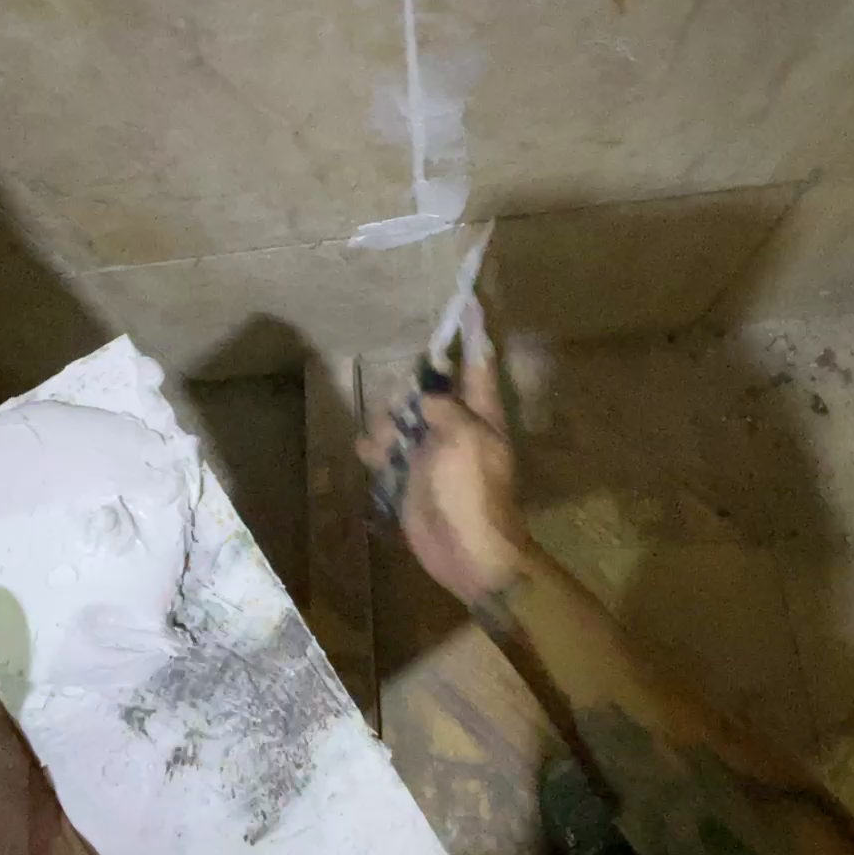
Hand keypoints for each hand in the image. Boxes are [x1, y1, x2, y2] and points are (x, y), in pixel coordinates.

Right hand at [359, 347, 527, 603]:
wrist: (466, 551)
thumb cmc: (474, 491)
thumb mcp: (466, 439)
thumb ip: (446, 408)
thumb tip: (428, 399)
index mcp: (479, 413)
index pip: (478, 362)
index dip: (473, 333)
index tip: (468, 303)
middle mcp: (452, 425)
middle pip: (423, 388)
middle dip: (407, 392)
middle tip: (405, 411)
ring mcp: (426, 450)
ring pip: (395, 416)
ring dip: (385, 424)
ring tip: (389, 446)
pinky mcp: (404, 475)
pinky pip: (380, 449)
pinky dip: (374, 450)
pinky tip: (377, 460)